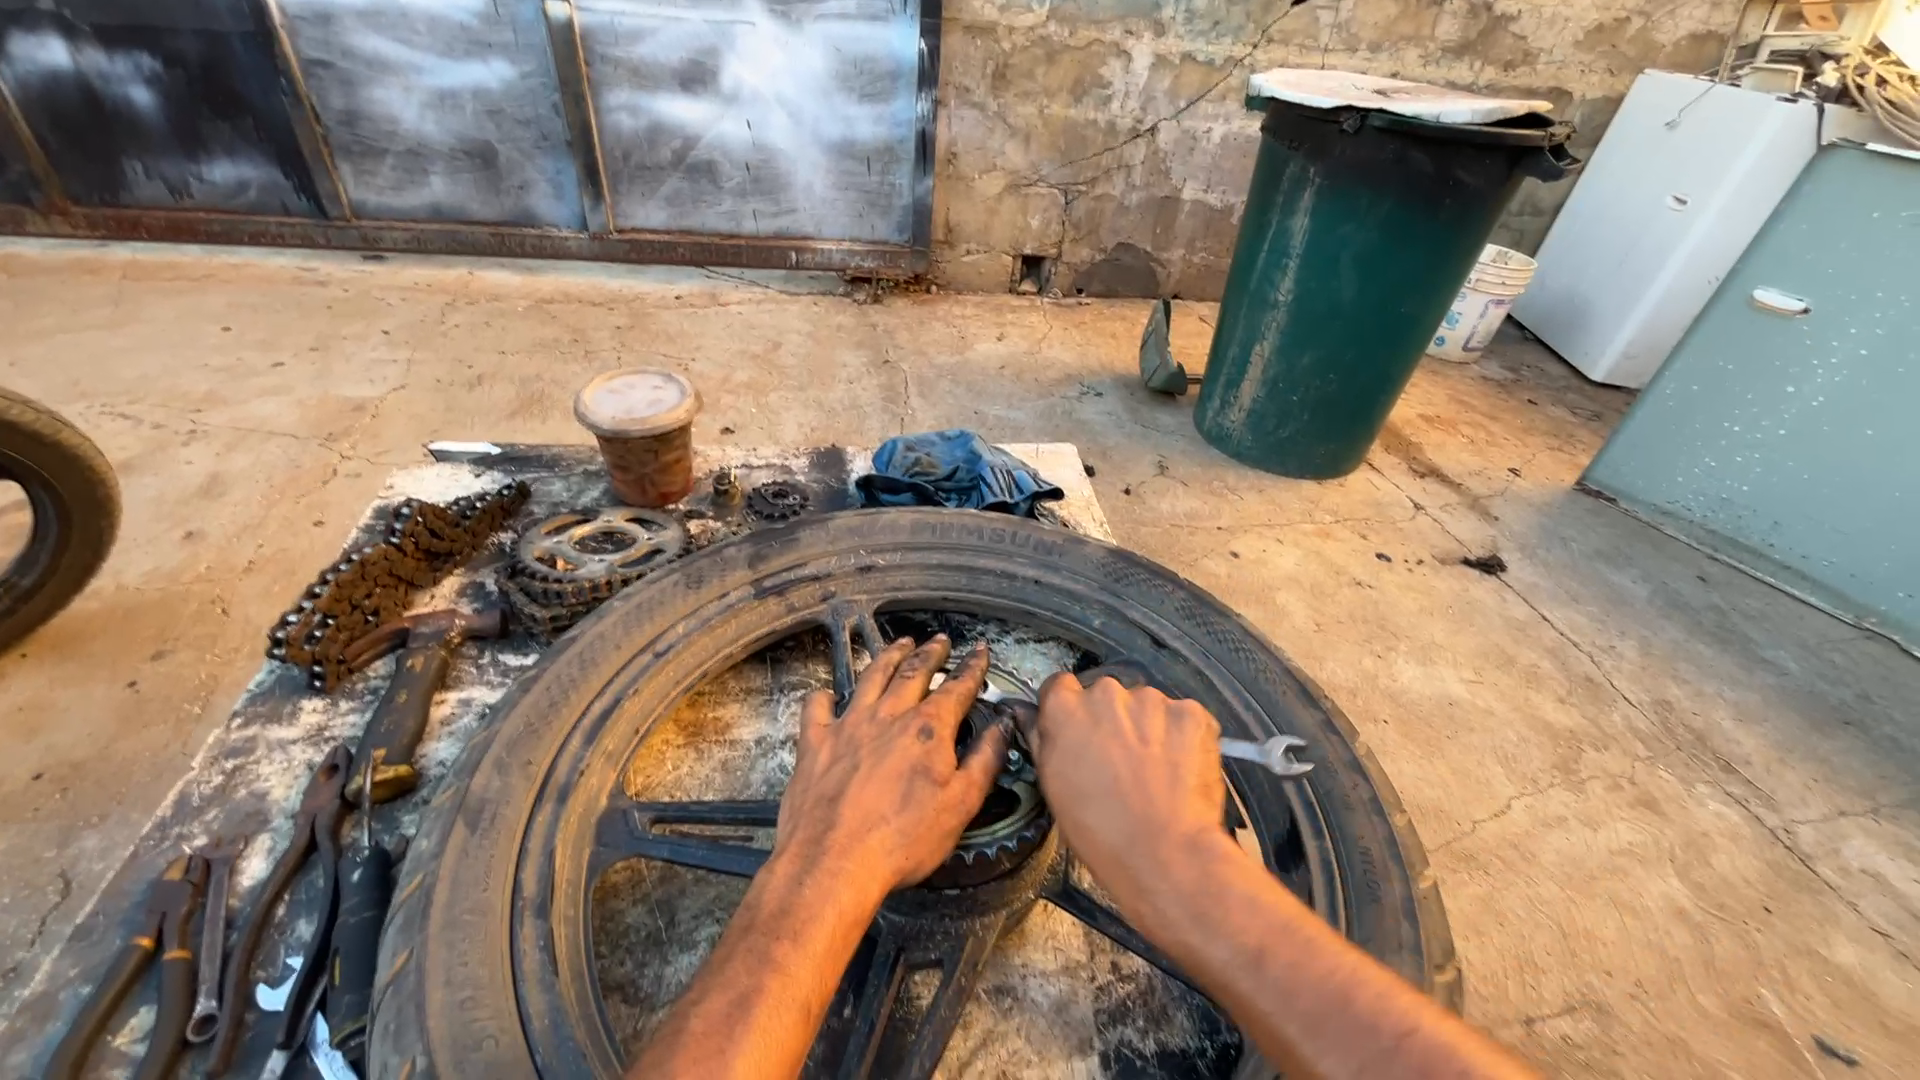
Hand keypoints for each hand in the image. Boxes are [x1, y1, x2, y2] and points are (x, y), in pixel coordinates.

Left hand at [774, 636, 1010, 902]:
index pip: (957, 687)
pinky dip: (823, 696)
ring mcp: (847, 726)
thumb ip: (986, 760)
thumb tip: (1003, 727)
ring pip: (870, 678)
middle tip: (939, 640)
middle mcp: (887, 717)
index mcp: (927, 730)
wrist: (832, 862)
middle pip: (913, 672)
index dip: (972, 668)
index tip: (979, 653)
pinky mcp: (814, 744)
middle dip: (930, 653)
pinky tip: (828, 694)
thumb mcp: (961, 805)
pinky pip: (817, 708)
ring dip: (888, 657)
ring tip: (899, 644)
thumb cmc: (901, 841)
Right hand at [1025, 673, 1233, 936]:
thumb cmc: (1104, 830)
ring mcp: (1151, 701)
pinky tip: (1177, 769)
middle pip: (1106, 694)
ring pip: (1146, 705)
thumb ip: (1042, 739)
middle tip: (1119, 760)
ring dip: (1148, 727)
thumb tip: (1031, 717)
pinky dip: (1182, 736)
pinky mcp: (1190, 714)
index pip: (1061, 687)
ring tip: (1152, 771)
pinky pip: (1182, 716)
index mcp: (1065, 708)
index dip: (1072, 711)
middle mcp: (1106, 694)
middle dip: (1112, 719)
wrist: (1164, 853)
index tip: (1080, 730)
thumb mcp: (1053, 785)